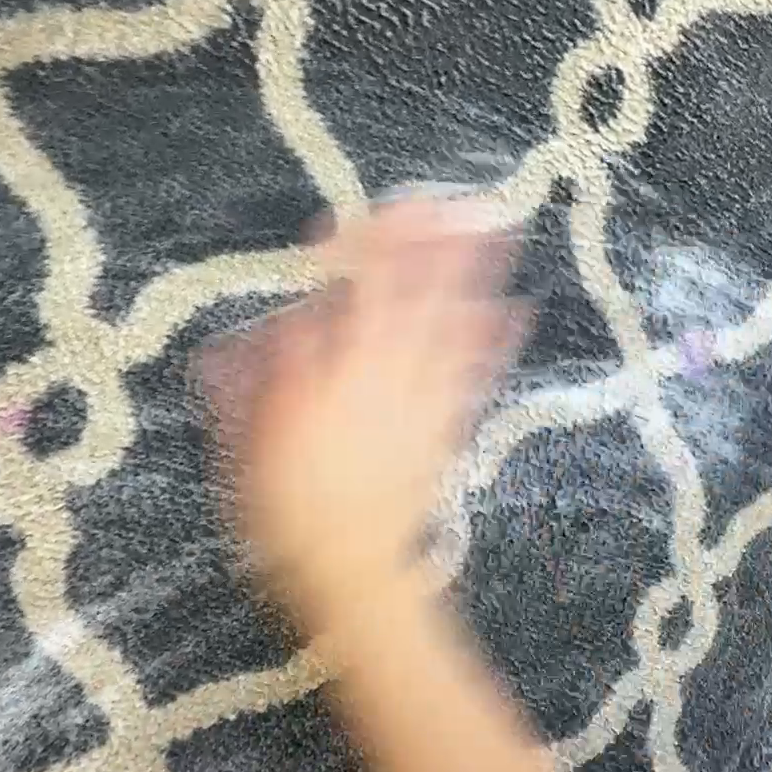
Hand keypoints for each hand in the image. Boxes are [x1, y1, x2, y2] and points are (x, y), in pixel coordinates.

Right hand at [197, 200, 522, 631]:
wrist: (354, 575)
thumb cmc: (291, 513)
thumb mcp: (256, 448)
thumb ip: (271, 379)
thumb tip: (288, 317)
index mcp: (336, 380)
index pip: (350, 301)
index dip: (361, 252)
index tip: (370, 211)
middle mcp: (385, 380)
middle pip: (412, 299)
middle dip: (433, 245)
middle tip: (458, 197)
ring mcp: (424, 403)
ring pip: (451, 326)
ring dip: (474, 275)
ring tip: (497, 228)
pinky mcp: (448, 428)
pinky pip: (476, 377)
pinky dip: (495, 341)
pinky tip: (515, 310)